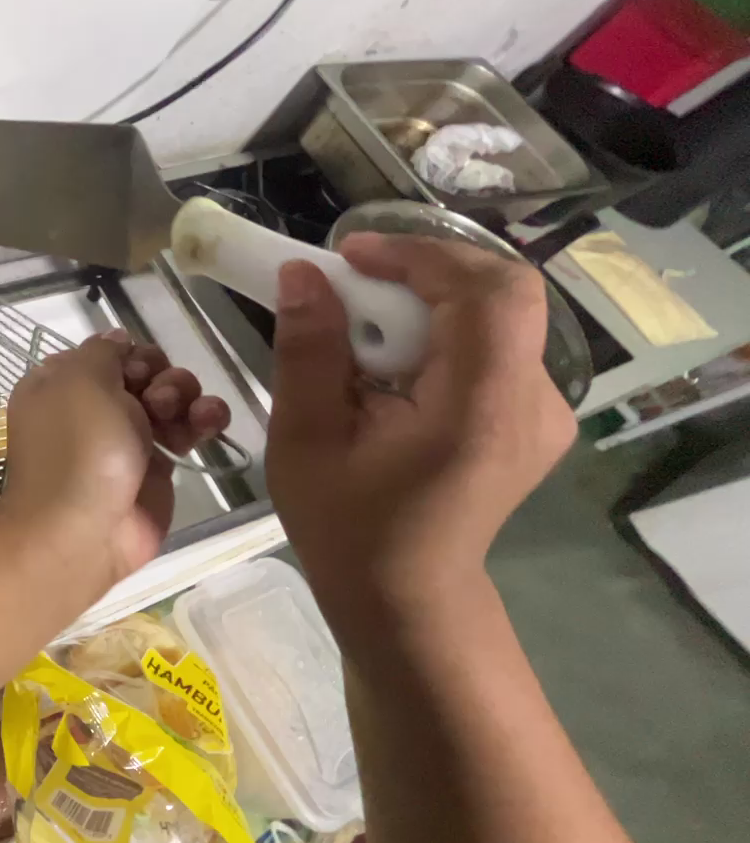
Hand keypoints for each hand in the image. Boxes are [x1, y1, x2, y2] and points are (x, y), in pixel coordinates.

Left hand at [0, 330, 231, 581]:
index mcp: (58, 383)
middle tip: (155, 403)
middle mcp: (89, 407)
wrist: (82, 531)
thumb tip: (117, 340)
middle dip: (160, 377)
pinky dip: (203, 420)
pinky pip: (187, 429)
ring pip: (170, 397)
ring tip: (181, 418)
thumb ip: (102, 351)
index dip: (130, 356)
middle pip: (143, 371)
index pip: (106, 350)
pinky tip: (208, 426)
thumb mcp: (80, 380)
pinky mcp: (155, 465)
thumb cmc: (76, 449)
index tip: (134, 373)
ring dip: (186, 396)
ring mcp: (124, 437)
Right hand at [267, 234, 575, 604]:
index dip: (421, 256)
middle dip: (423, 271)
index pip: (486, 294)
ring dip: (426, 302)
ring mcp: (540, 411)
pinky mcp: (527, 417)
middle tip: (351, 280)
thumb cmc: (342, 521)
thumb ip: (308, 352)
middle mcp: (532, 401)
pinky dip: (437, 333)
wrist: (400, 588)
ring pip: (497, 319)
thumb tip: (302, 276)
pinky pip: (491, 349)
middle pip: (502, 296)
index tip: (349, 254)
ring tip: (358, 326)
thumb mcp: (304, 437)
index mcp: (478, 409)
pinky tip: (388, 362)